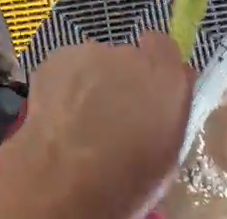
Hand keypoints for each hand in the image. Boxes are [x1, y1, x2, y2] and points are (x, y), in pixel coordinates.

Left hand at [2, 32, 193, 215]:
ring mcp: (90, 52)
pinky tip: (60, 115)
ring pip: (95, 63)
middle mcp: (129, 56)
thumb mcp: (166, 154)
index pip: (163, 46)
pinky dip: (66, 85)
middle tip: (112, 117)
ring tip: (81, 121)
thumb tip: (168, 92)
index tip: (149, 88)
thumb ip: (169, 110)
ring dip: (92, 83)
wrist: (65, 178)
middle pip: (127, 58)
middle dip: (121, 81)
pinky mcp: (57, 57)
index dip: (155, 64)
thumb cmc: (126, 180)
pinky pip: (68, 67)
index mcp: (165, 78)